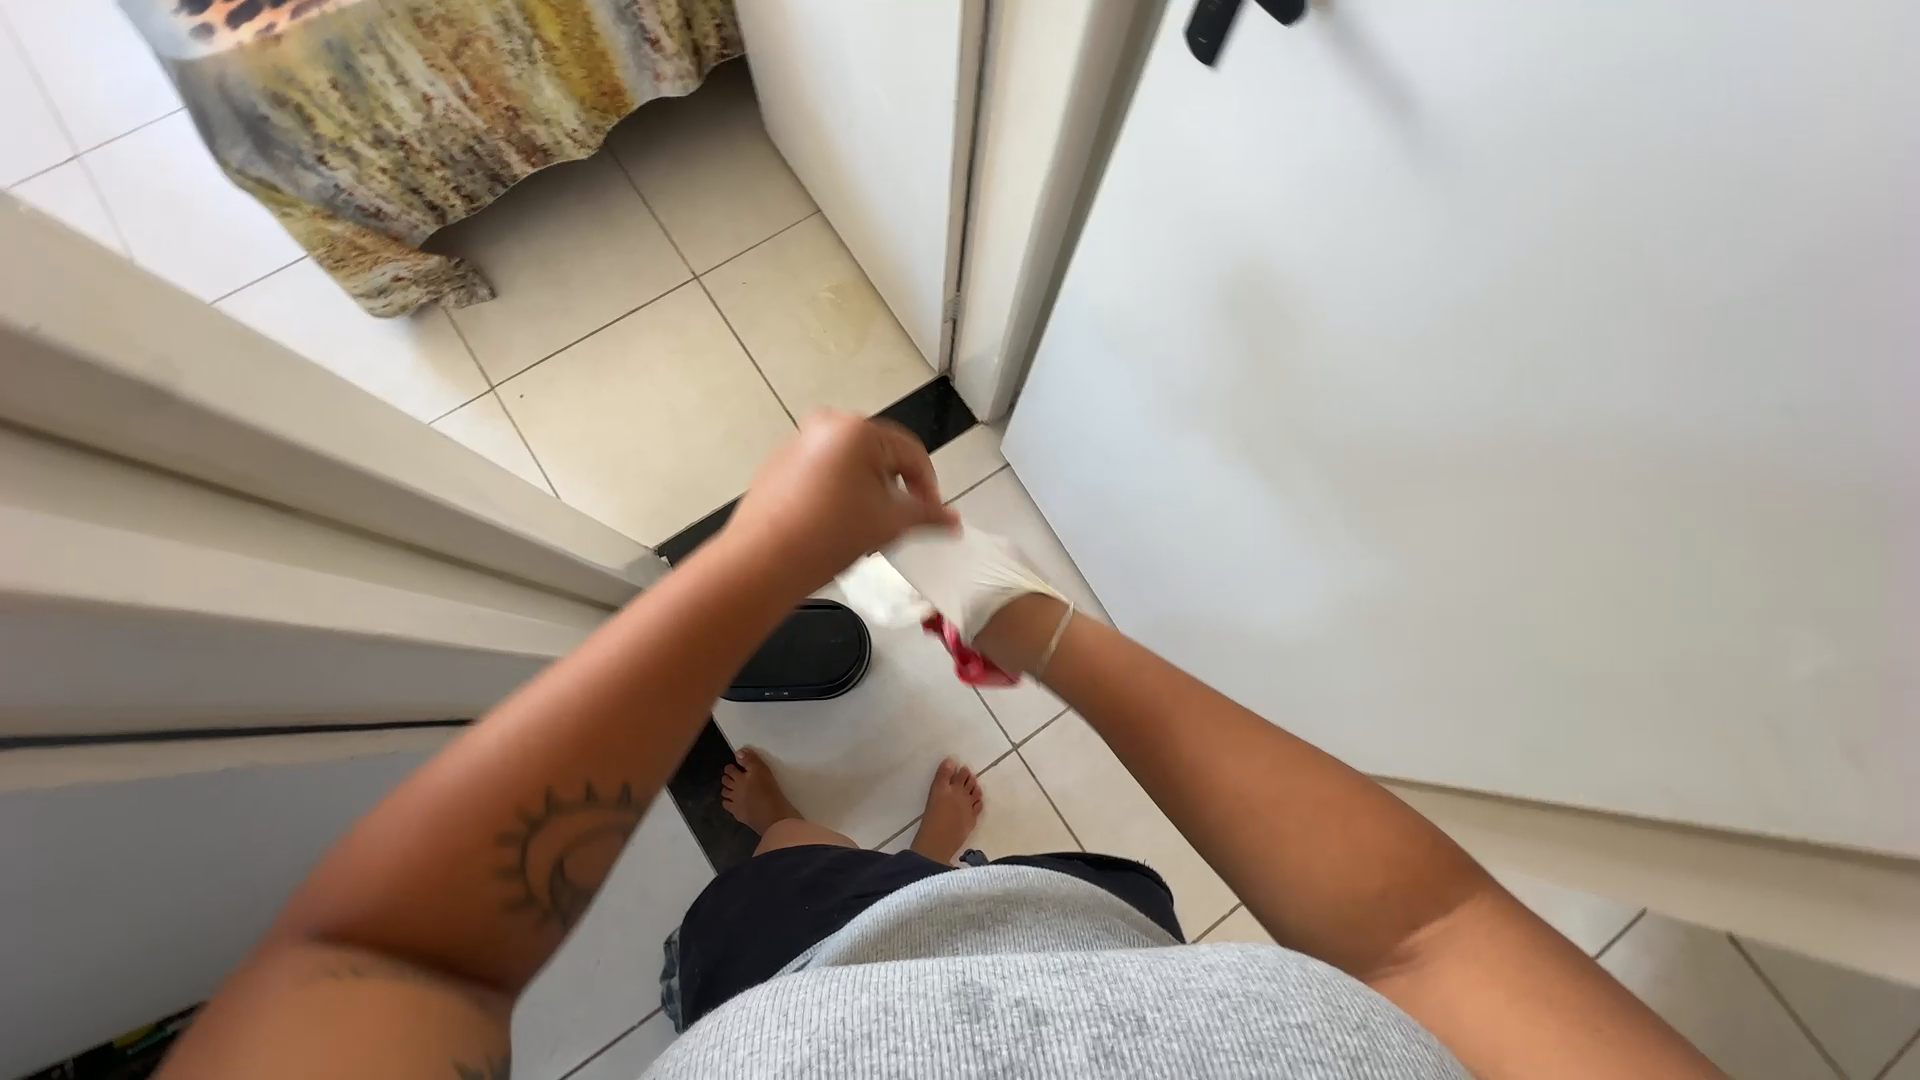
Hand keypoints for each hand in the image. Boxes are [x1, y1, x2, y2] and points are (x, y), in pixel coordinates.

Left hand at [720, 411, 958, 592]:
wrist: (761, 563)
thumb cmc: (829, 536)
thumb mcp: (889, 523)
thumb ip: (928, 515)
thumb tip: (953, 520)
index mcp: (857, 429)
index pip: (912, 453)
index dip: (929, 488)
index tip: (934, 517)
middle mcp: (826, 425)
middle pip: (881, 456)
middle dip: (897, 488)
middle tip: (902, 523)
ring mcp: (799, 443)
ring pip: (852, 465)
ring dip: (869, 492)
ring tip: (870, 528)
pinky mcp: (779, 464)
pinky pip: (824, 472)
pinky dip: (840, 493)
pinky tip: (838, 526)